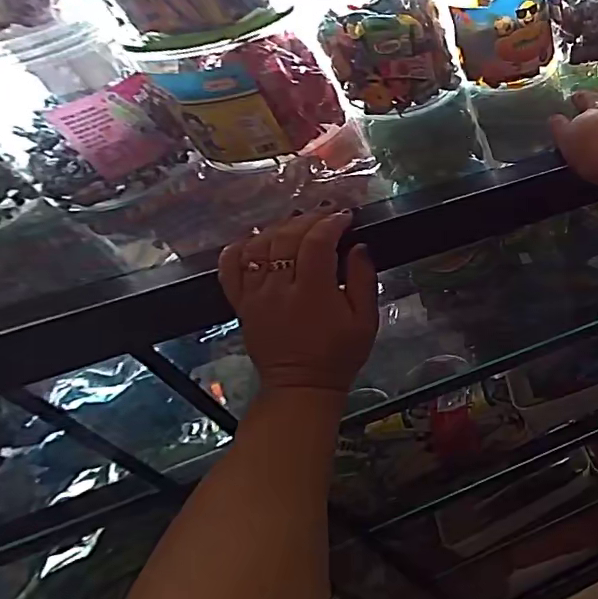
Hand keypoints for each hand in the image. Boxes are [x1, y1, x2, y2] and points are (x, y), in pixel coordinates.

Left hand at [217, 211, 378, 394]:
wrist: (302, 384)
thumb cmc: (341, 353)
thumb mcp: (367, 319)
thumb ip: (364, 280)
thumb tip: (359, 247)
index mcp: (313, 293)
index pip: (316, 243)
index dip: (331, 223)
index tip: (347, 217)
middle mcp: (278, 290)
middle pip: (286, 238)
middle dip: (309, 219)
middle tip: (328, 214)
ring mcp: (254, 295)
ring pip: (258, 246)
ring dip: (279, 227)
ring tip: (299, 222)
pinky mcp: (240, 303)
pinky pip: (230, 267)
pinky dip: (241, 246)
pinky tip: (258, 238)